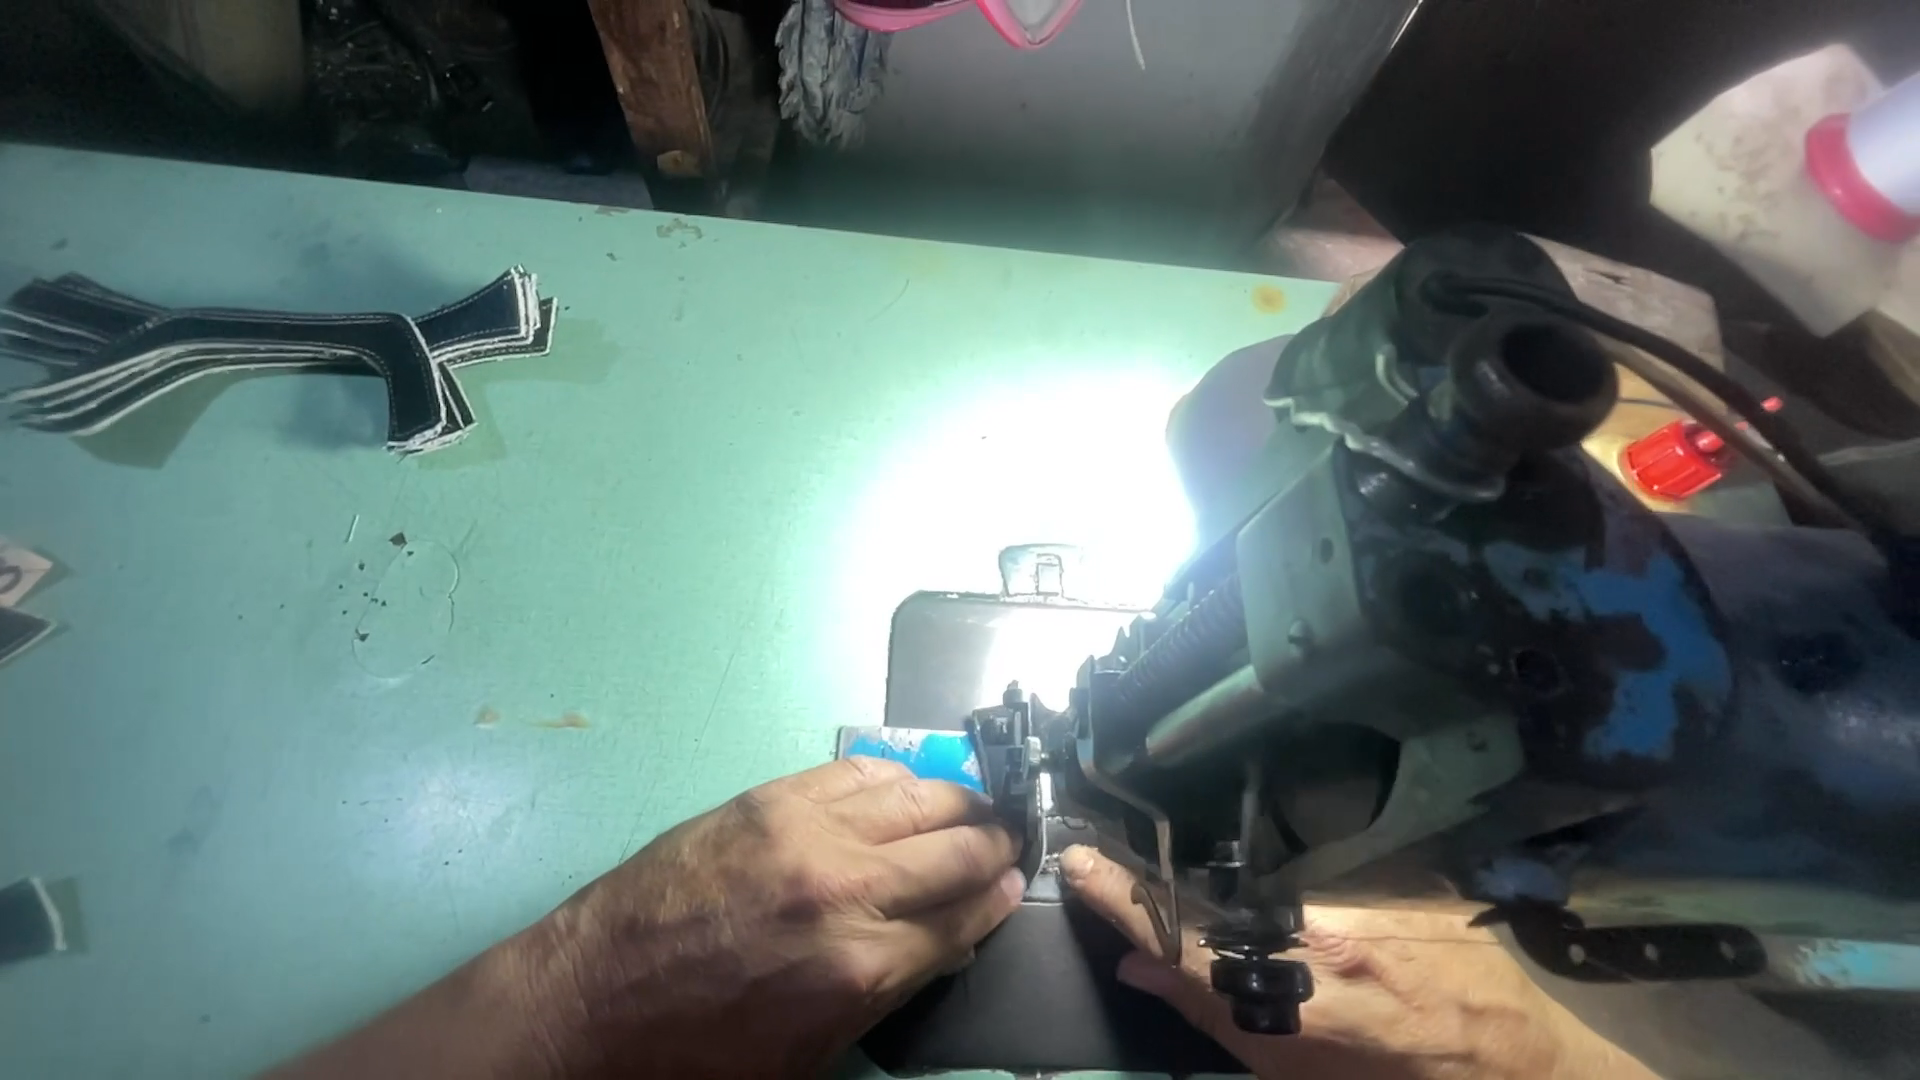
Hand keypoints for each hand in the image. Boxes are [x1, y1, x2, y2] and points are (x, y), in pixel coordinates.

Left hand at [267, 758, 1023, 1079]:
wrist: (594, 999)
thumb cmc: (705, 1049)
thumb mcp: (813, 1048)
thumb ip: (894, 982)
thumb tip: (952, 929)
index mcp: (863, 968)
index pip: (965, 916)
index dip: (999, 895)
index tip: (1017, 877)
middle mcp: (852, 887)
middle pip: (957, 847)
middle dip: (996, 840)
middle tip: (1010, 834)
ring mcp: (813, 830)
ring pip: (920, 795)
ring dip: (958, 799)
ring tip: (972, 803)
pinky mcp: (776, 796)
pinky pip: (862, 769)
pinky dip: (897, 775)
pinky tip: (908, 783)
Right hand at [1059, 845, 1658, 1079]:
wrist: (1517, 1068)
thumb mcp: (1291, 1068)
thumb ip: (1207, 1011)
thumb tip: (1132, 967)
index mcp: (1286, 987)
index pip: (1177, 929)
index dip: (1119, 893)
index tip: (1076, 859)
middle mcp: (1316, 923)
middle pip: (1210, 877)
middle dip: (1159, 861)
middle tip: (1121, 847)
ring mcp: (1358, 884)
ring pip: (1258, 853)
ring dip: (1220, 856)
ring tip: (1200, 855)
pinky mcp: (1388, 859)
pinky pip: (1309, 840)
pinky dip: (1280, 848)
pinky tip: (1285, 858)